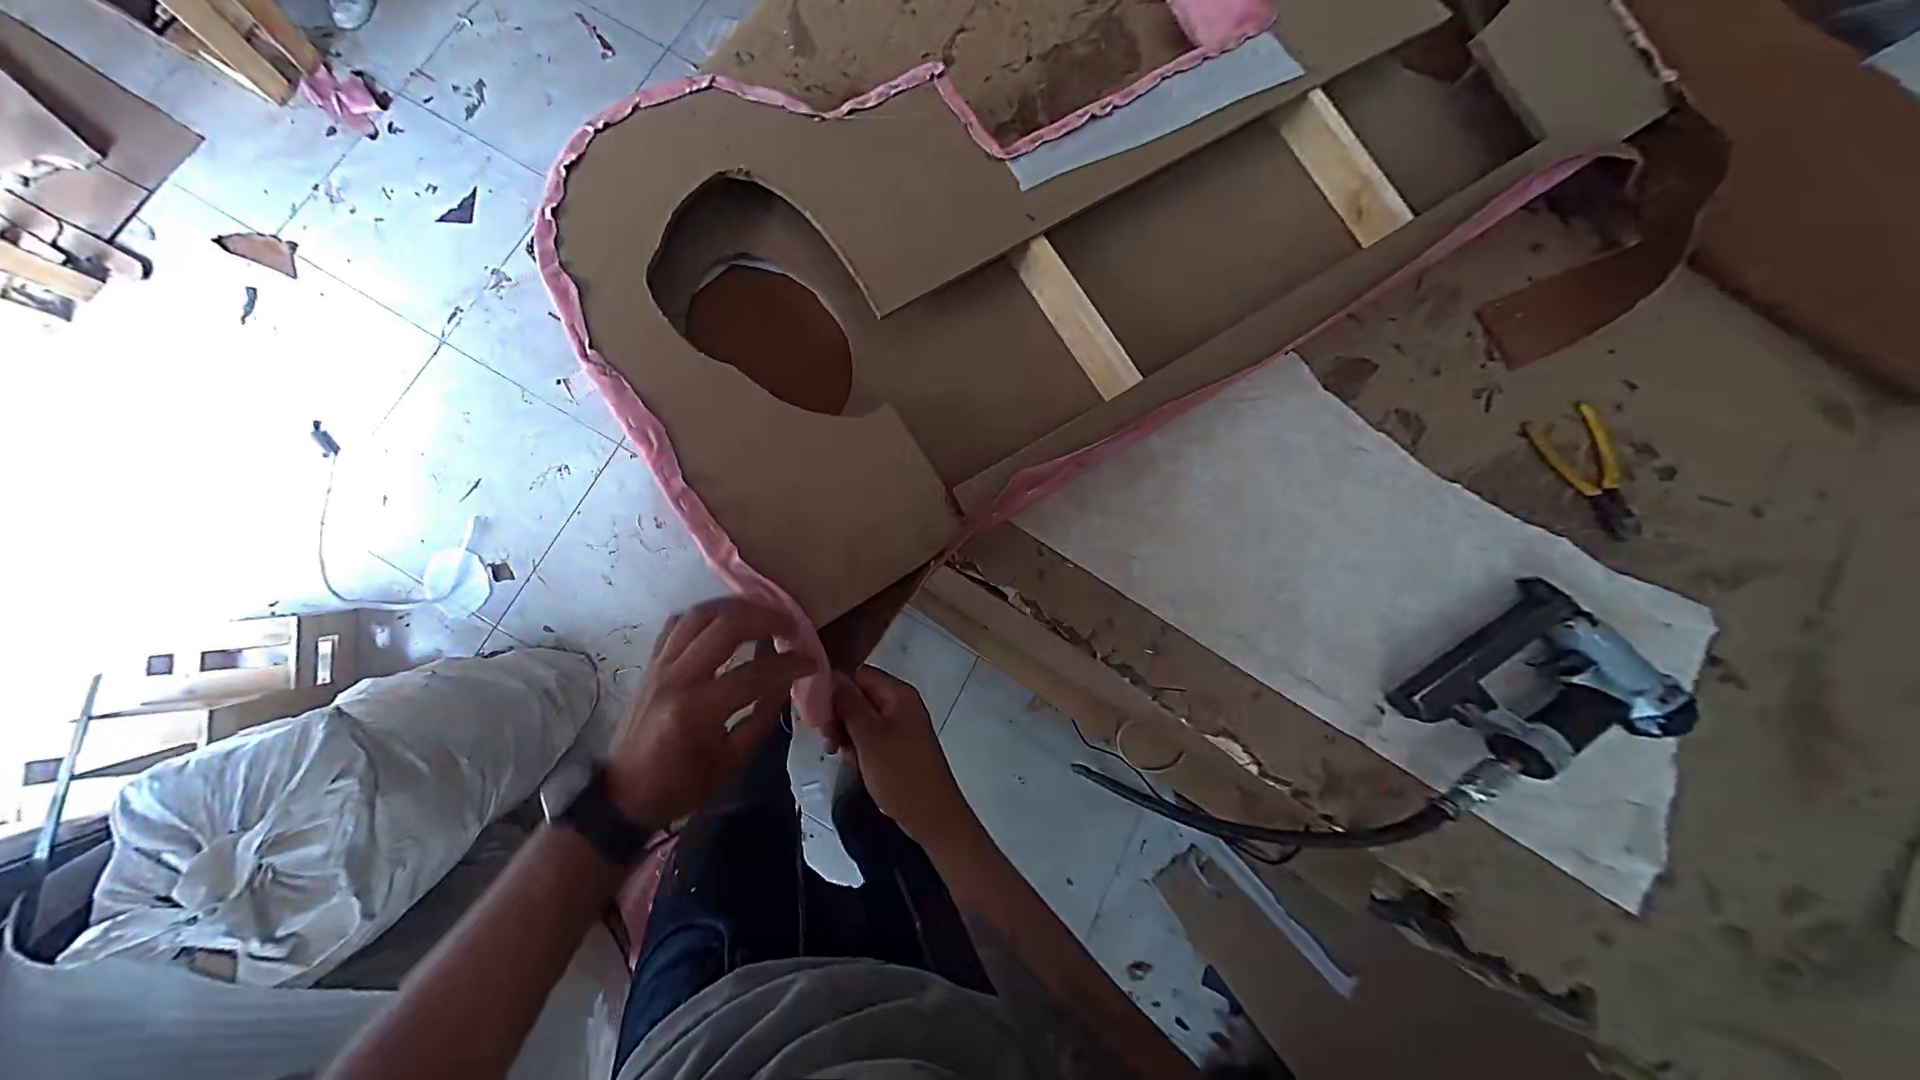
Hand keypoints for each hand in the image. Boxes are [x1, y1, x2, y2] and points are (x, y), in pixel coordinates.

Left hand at [606, 599, 817, 827]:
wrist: (624, 795)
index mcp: (698, 710)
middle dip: (766, 619)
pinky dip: (707, 616)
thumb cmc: (683, 785)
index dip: (790, 664)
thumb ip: (763, 714)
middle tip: (790, 626)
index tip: (811, 662)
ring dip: (737, 609)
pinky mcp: (651, 663)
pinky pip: (678, 624)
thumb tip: (789, 679)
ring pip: (701, 615)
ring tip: (763, 616)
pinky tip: (726, 622)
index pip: (756, 672)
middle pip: (727, 626)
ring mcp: (660, 666)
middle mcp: (677, 678)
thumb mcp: (732, 759)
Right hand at [833, 667, 981, 851]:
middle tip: (828, 737)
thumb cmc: (900, 772)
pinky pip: (871, 736)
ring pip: (862, 718)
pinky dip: (859, 746)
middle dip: (840, 714)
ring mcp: (900, 726)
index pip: (859, 675)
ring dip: (847, 733)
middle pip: (860, 696)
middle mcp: (900, 704)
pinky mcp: (897, 746)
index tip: (818, 711)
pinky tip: (853, 762)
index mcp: (898, 694)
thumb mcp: (869, 736)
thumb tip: (831, 676)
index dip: (836, 689)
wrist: (931, 814)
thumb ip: (849, 703)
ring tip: (840, 753)